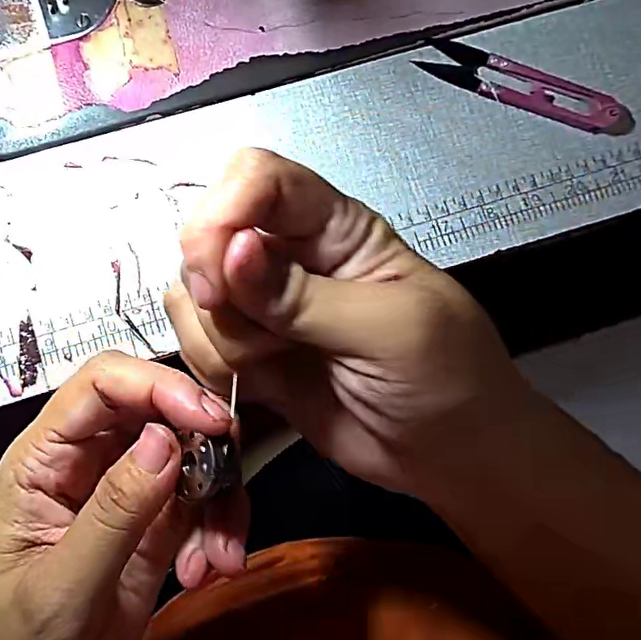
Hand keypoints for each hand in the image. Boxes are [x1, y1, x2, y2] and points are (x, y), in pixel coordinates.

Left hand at [0, 353, 246, 639]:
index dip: (155, 386)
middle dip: (200, 438)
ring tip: (217, 559)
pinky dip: (216, 527)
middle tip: (230, 482)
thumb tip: (164, 439)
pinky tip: (206, 572)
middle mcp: (83, 457)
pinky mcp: (152, 520)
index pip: (99, 385)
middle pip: (151, 408)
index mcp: (42, 456)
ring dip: (217, 496)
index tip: (210, 420)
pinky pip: (198, 498)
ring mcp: (121, 486)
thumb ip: (113, 513)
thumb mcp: (61, 589)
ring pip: (185, 451)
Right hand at [166, 148, 537, 492]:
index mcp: (333, 227)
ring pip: (190, 294)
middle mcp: (286, 256)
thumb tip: (233, 249)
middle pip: (208, 237)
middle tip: (260, 335)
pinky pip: (192, 342)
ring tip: (276, 362)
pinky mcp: (244, 350)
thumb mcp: (394, 330)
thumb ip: (304, 295)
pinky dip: (211, 370)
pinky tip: (258, 385)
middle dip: (215, 287)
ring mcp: (259, 305)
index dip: (224, 210)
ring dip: (220, 338)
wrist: (450, 462)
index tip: (217, 270)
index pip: (257, 177)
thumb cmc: (449, 382)